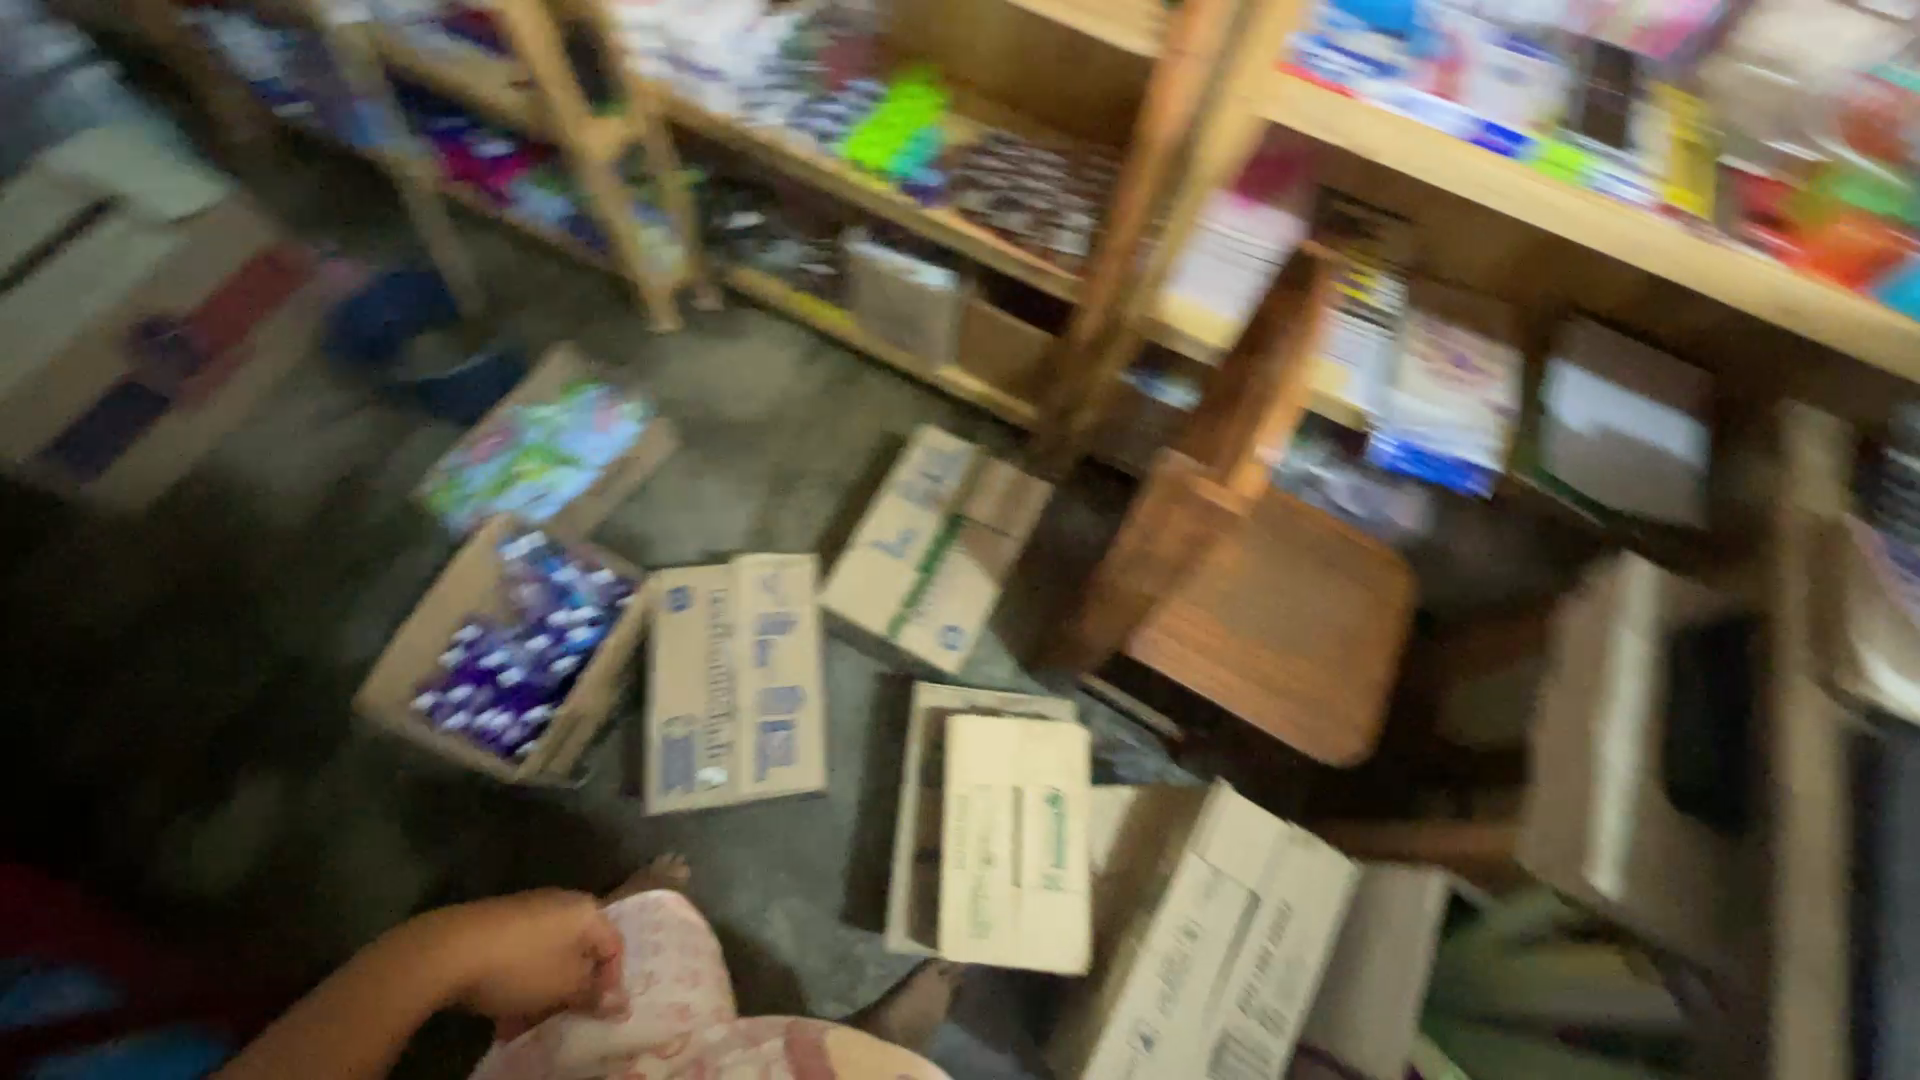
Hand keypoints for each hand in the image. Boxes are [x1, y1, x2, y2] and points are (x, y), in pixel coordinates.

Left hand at [406, 889, 626, 1038]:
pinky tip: (502, 1013)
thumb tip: (622, 1004)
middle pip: (580, 952)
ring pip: (549, 957)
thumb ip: (594, 995)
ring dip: (543, 993)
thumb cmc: (521, 965)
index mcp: (588, 911)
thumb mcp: (563, 987)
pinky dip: (521, 982)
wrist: (449, 950)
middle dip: (571, 991)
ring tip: (524, 1025)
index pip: (614, 946)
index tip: (596, 1014)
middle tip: (560, 1021)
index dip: (611, 982)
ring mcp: (530, 910)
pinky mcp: (501, 922)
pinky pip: (524, 954)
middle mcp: (564, 903)